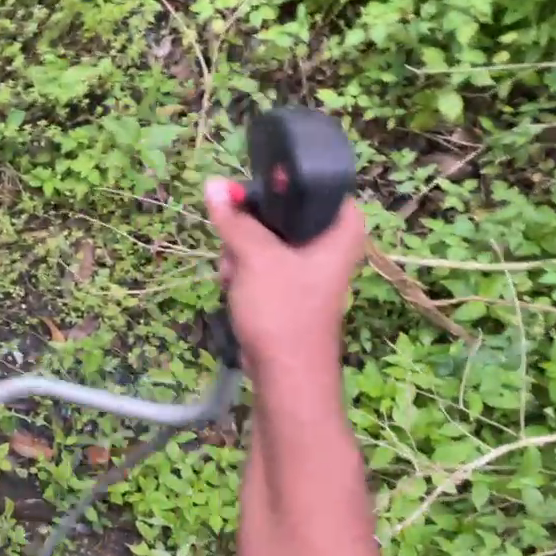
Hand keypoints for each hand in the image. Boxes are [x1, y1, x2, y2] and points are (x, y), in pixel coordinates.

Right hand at [203, 177, 365, 379]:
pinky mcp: (290, 286)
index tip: (245, 205)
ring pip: (263, 240)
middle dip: (247, 232)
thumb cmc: (282, 310)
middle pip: (278, 213)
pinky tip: (235, 288)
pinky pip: (261, 264)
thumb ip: (235, 220)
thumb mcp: (255, 258)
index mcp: (342, 225)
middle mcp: (331, 241)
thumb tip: (213, 184)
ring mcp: (309, 266)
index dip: (273, 190)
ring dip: (240, 255)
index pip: (308, 185)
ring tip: (236, 277)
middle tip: (238, 252)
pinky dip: (244, 273)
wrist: (285, 371)